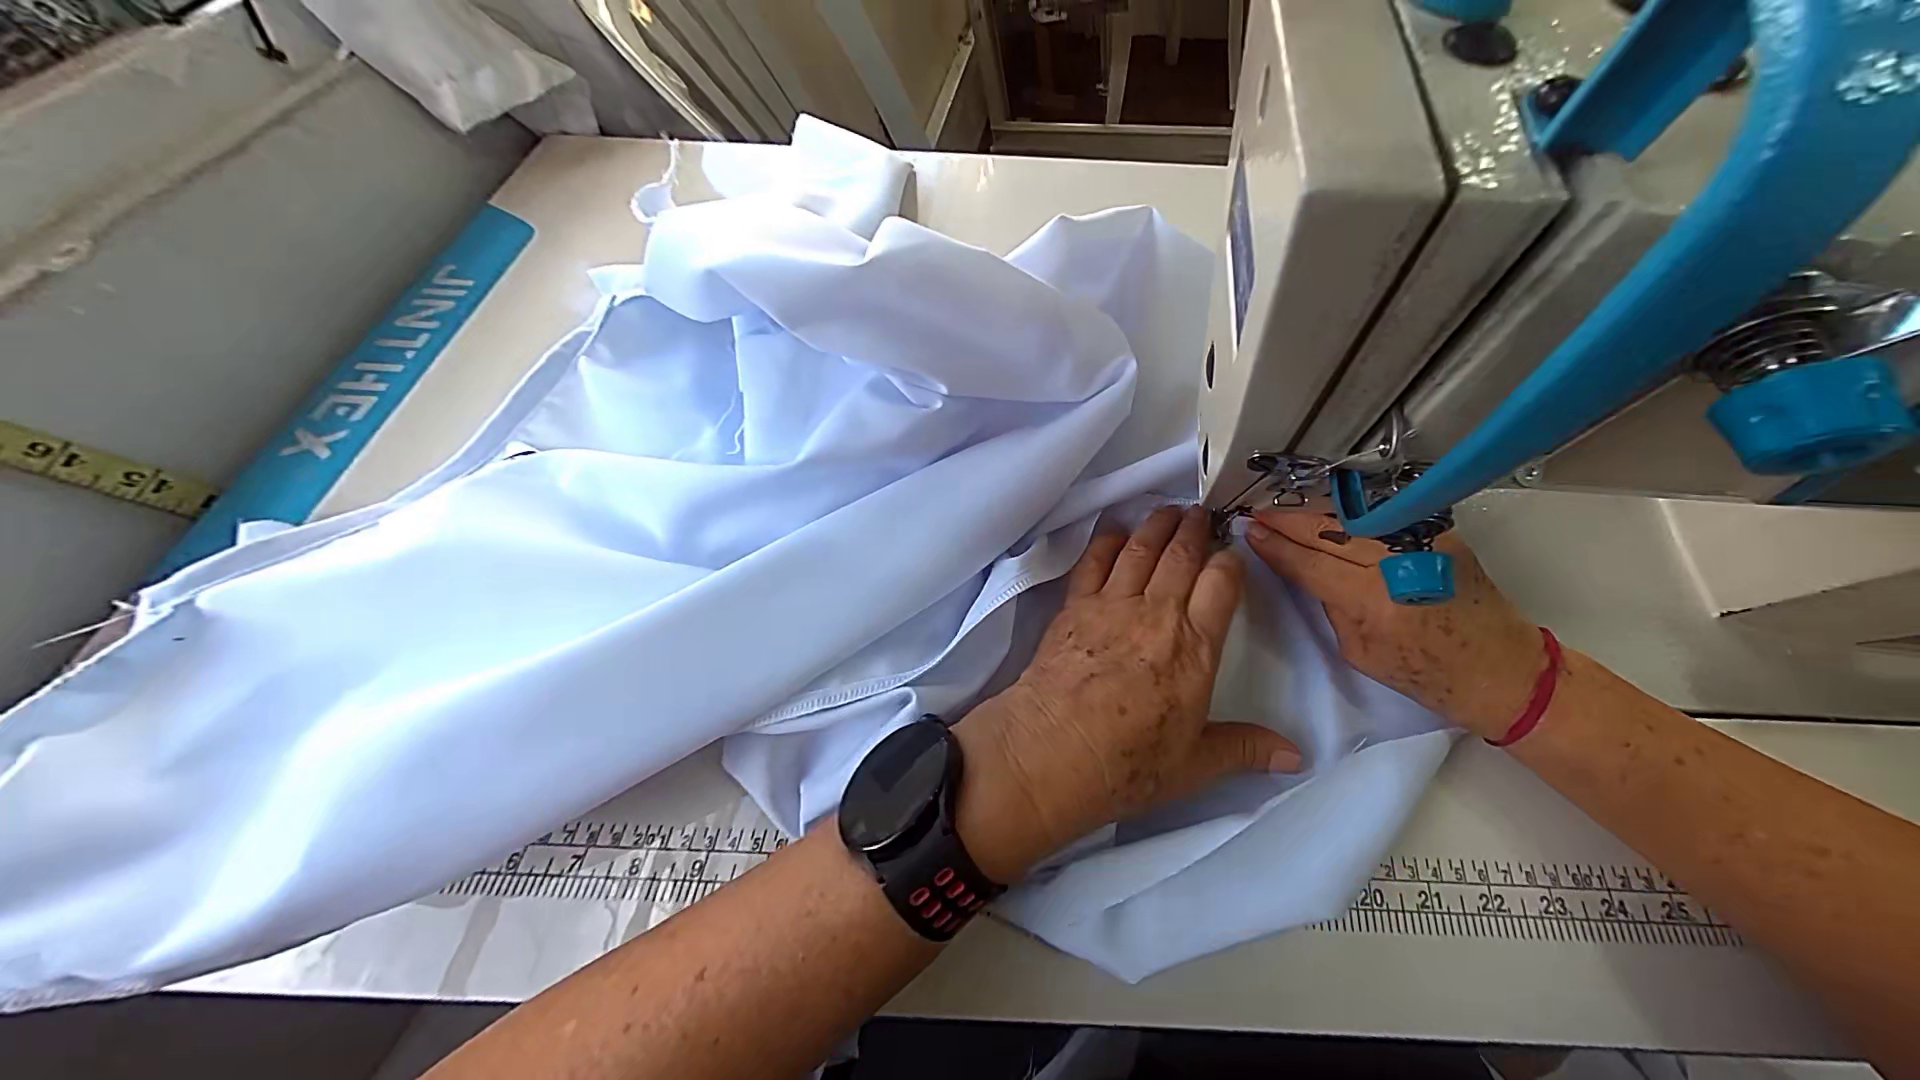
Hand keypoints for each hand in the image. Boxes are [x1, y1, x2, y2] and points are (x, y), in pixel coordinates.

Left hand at [952, 505, 1301, 882]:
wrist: (1052, 750)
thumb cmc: (1126, 762)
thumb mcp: (1195, 764)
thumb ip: (1245, 749)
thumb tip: (1295, 756)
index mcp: (1195, 647)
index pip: (1222, 584)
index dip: (1230, 562)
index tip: (1232, 553)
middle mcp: (1156, 614)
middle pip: (1181, 555)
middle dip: (1194, 529)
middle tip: (1200, 514)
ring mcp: (1111, 606)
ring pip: (1140, 550)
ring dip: (1156, 526)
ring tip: (1167, 511)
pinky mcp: (1074, 607)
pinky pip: (1094, 562)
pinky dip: (1106, 542)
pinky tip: (1114, 532)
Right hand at [1243, 509, 1544, 740]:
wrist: (1502, 669)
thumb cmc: (1426, 673)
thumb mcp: (1359, 651)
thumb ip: (1332, 605)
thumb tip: (1305, 570)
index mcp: (1375, 601)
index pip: (1308, 562)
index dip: (1275, 545)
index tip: (1250, 532)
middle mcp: (1399, 563)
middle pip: (1326, 530)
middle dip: (1287, 521)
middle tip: (1258, 514)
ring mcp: (1424, 542)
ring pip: (1351, 517)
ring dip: (1312, 513)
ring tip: (1283, 512)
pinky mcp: (1441, 533)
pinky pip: (1381, 518)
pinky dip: (1347, 515)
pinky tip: (1325, 515)